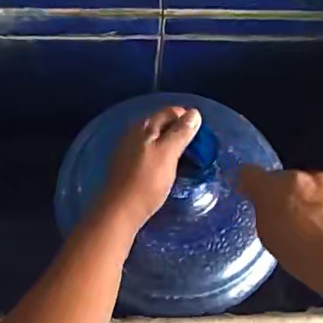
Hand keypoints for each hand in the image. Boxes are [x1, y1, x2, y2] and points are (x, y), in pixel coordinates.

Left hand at [97, 106, 201, 229]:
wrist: (120, 211)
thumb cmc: (147, 182)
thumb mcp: (168, 154)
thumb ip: (180, 132)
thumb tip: (194, 112)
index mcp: (145, 127)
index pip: (170, 112)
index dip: (188, 119)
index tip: (202, 135)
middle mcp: (134, 133)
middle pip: (161, 123)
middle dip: (179, 130)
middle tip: (196, 147)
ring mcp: (128, 149)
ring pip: (154, 138)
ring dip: (170, 143)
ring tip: (185, 157)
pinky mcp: (126, 165)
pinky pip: (148, 151)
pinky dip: (161, 154)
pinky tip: (166, 166)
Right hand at [239, 166, 322, 302]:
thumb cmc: (303, 254)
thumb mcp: (269, 237)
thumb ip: (263, 212)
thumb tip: (261, 201)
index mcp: (271, 187)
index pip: (249, 174)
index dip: (248, 183)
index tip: (248, 191)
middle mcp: (297, 177)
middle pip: (284, 180)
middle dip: (284, 195)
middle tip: (287, 220)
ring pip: (309, 185)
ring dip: (308, 199)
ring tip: (314, 227)